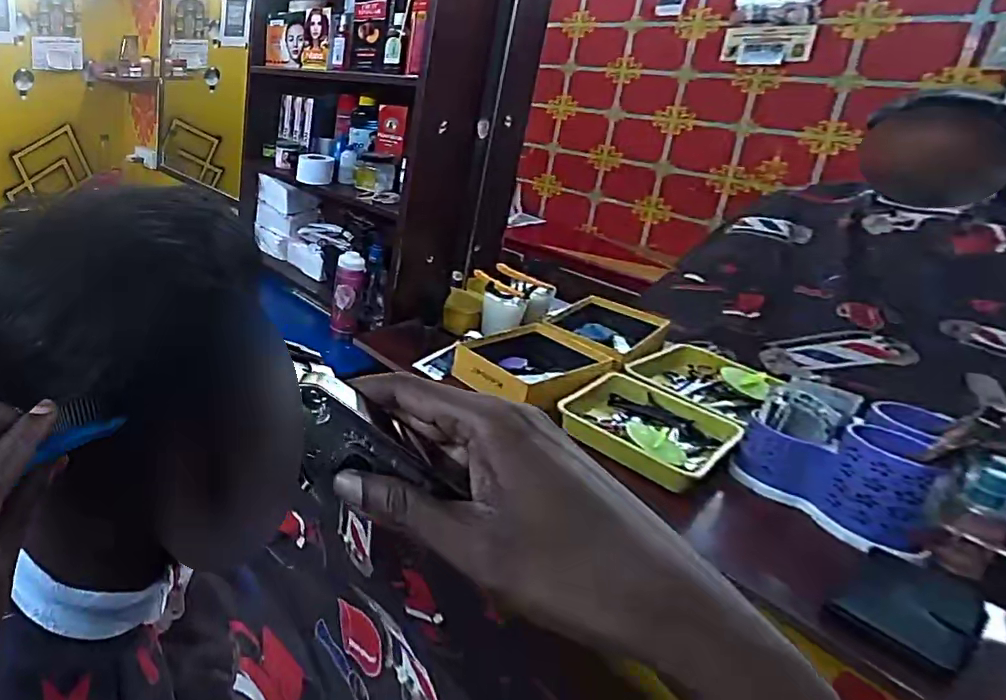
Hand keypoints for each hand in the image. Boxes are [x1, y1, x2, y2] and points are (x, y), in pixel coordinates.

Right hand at [334, 374, 831, 699]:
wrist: (684, 615)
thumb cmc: (571, 573)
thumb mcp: (475, 546)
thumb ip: (404, 509)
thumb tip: (342, 482)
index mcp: (489, 421)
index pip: (404, 389)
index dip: (360, 393)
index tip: (321, 406)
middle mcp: (508, 417)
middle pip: (428, 409)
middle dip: (383, 429)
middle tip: (340, 453)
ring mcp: (532, 440)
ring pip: (454, 435)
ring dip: (416, 454)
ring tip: (375, 477)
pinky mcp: (548, 465)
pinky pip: (481, 454)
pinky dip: (449, 469)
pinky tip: (432, 496)